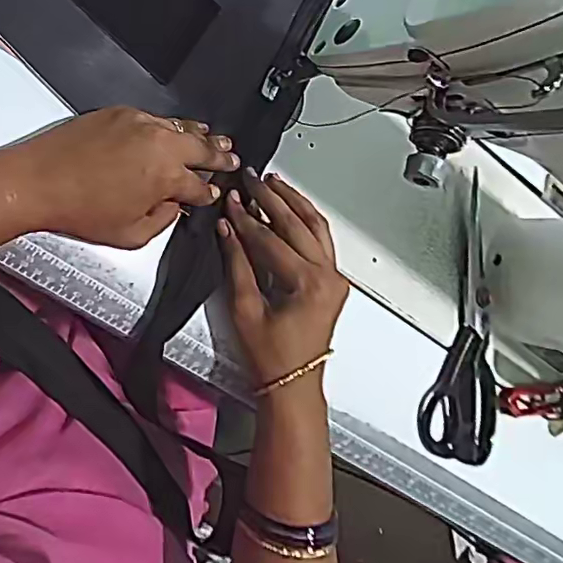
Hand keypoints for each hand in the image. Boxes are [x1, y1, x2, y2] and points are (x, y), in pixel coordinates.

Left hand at [2, 107, 239, 248]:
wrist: (38, 181)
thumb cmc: (77, 208)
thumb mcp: (128, 234)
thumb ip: (160, 220)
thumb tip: (171, 208)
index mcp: (166, 177)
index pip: (200, 185)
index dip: (208, 192)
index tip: (210, 194)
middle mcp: (158, 144)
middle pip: (201, 148)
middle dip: (219, 156)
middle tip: (230, 159)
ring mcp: (139, 124)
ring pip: (181, 127)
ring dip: (200, 135)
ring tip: (214, 138)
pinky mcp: (119, 113)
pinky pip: (154, 117)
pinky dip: (168, 125)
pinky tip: (172, 128)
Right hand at [217, 174, 348, 389]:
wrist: (293, 383)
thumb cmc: (270, 356)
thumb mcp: (245, 308)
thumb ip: (237, 263)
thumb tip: (228, 229)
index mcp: (308, 284)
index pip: (270, 238)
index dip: (245, 217)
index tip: (230, 200)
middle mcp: (328, 277)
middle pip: (297, 224)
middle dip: (271, 198)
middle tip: (252, 179)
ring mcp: (334, 278)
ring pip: (316, 226)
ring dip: (294, 201)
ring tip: (274, 183)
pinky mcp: (332, 281)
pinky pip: (321, 239)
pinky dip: (305, 218)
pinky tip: (292, 207)